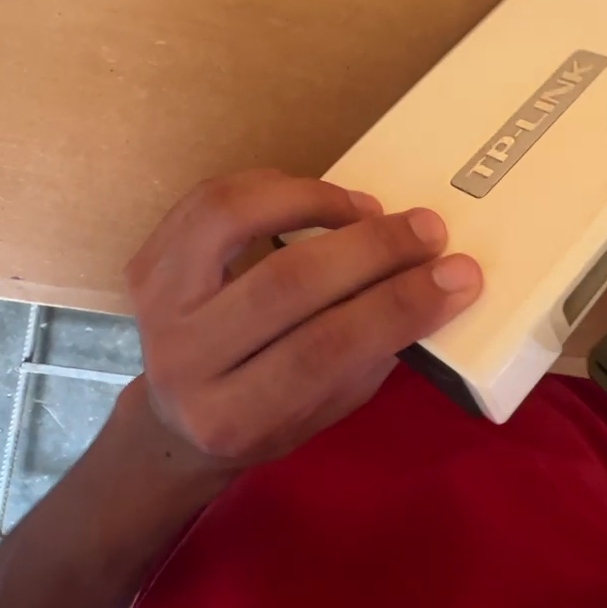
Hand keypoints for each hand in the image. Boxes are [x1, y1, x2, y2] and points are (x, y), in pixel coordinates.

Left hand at [125, 169, 482, 473]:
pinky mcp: (146, 263)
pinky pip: (211, 197)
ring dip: (315, 200)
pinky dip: (273, 185)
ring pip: (233, 219)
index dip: (399, 305)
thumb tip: (428, 280)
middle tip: (429, 229)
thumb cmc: (268, 420)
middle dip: (373, 248)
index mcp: (234, 416)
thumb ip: (369, 352)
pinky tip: (315, 198)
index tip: (460, 274)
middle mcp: (184, 361)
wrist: (175, 422)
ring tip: (367, 208)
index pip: (326, 349)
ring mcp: (155, 305)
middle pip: (286, 282)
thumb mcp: (328, 411)